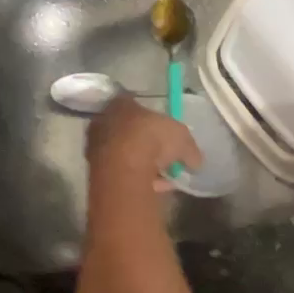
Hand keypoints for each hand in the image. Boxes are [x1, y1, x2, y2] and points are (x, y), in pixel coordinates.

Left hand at [86, 95, 203, 191]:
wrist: (123, 167)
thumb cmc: (152, 139)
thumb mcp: (182, 138)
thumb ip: (189, 148)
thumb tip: (196, 161)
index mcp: (123, 104)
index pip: (137, 105)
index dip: (153, 118)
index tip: (166, 130)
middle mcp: (106, 121)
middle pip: (130, 131)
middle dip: (147, 144)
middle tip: (166, 156)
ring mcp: (98, 147)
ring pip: (125, 154)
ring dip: (144, 164)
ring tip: (164, 177)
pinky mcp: (97, 170)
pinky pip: (124, 173)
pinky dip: (139, 179)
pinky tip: (156, 188)